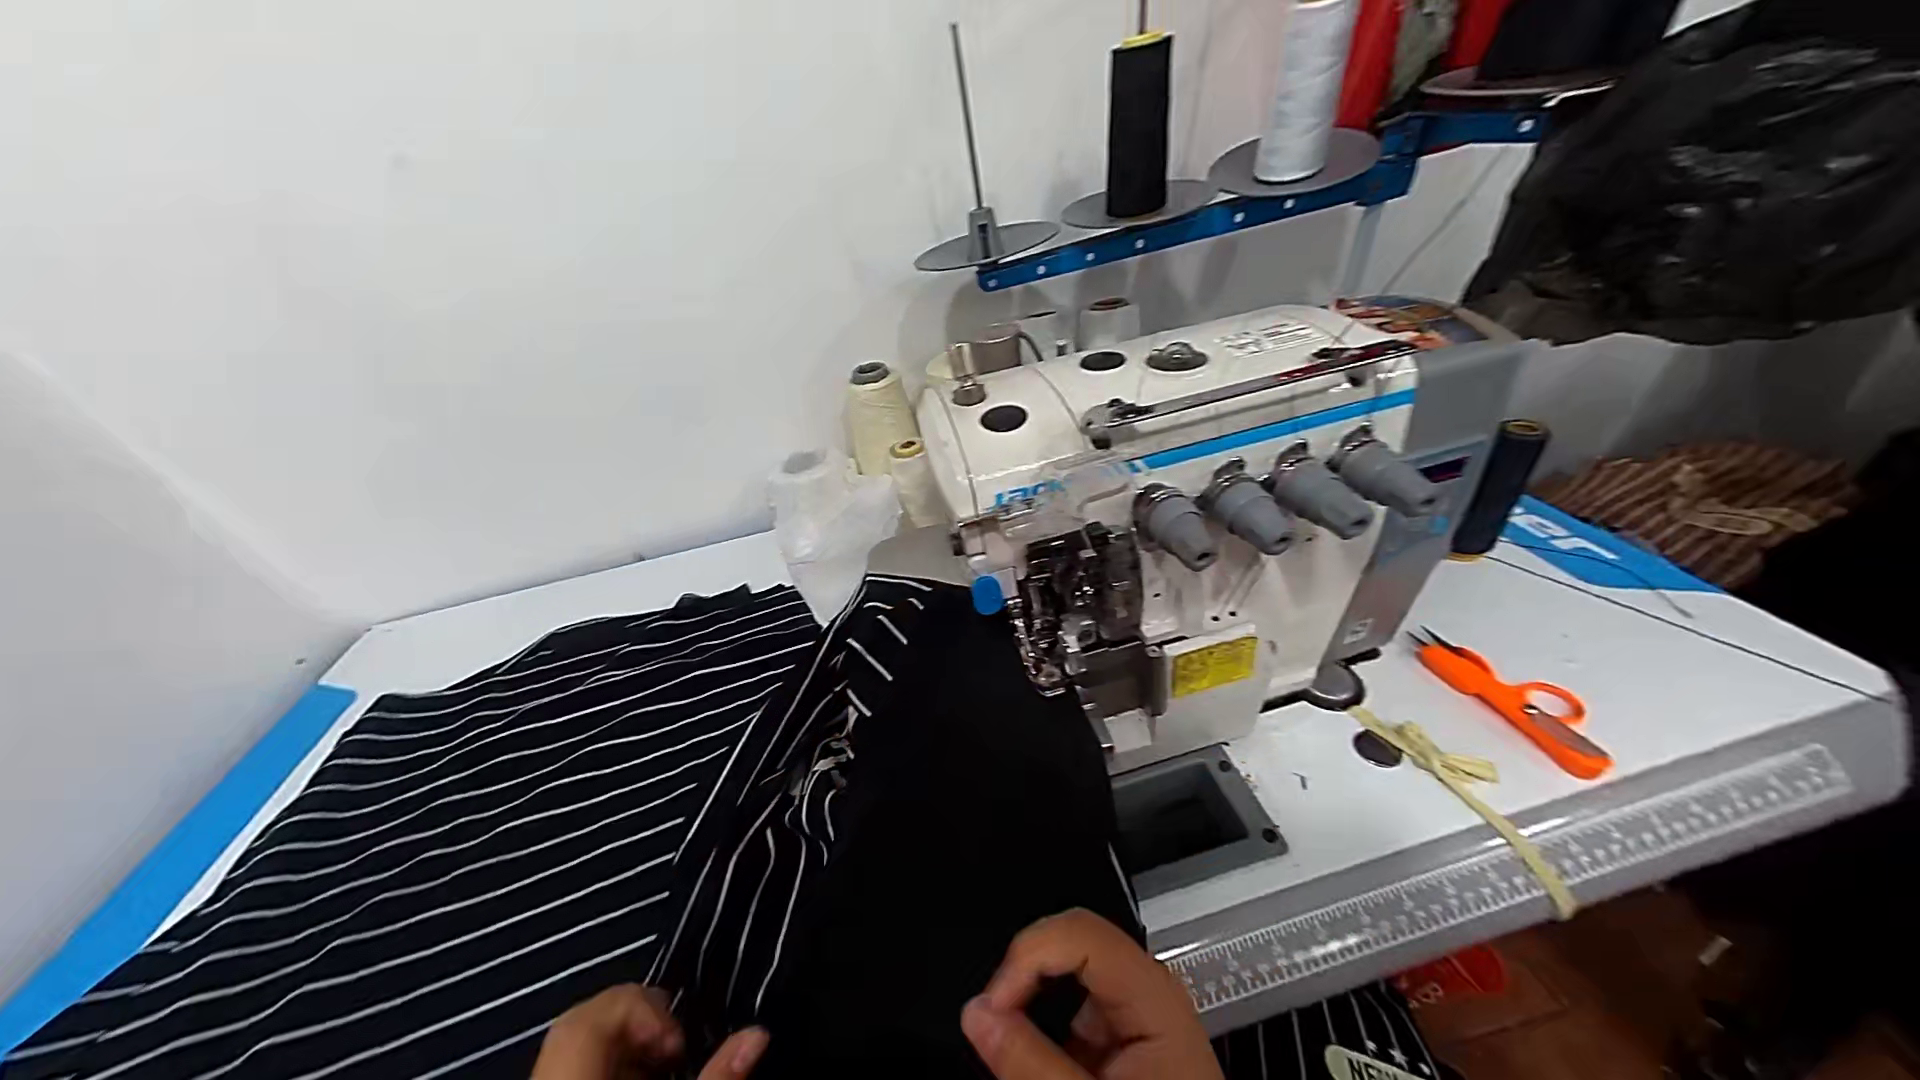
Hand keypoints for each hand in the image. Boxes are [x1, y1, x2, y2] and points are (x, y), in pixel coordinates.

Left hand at [530, 984, 769, 1079]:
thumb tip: (760, 1033)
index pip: (587, 1017)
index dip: (637, 1011)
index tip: (674, 1045)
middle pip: (583, 1023)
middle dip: (639, 1024)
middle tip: (675, 1056)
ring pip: (579, 1048)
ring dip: (630, 1048)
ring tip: (666, 1073)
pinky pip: (575, 1070)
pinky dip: (616, 1068)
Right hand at [961, 909, 1222, 1079]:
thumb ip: (1031, 1063)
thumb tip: (974, 1012)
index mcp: (1150, 991)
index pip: (1078, 931)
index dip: (1027, 955)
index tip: (992, 1007)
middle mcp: (1145, 984)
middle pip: (1069, 940)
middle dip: (1023, 972)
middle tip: (992, 1022)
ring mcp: (1135, 1005)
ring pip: (1066, 968)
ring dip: (1029, 994)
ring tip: (1007, 1037)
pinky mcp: (1123, 1030)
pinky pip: (1072, 1000)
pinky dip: (1042, 1017)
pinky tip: (1033, 1053)